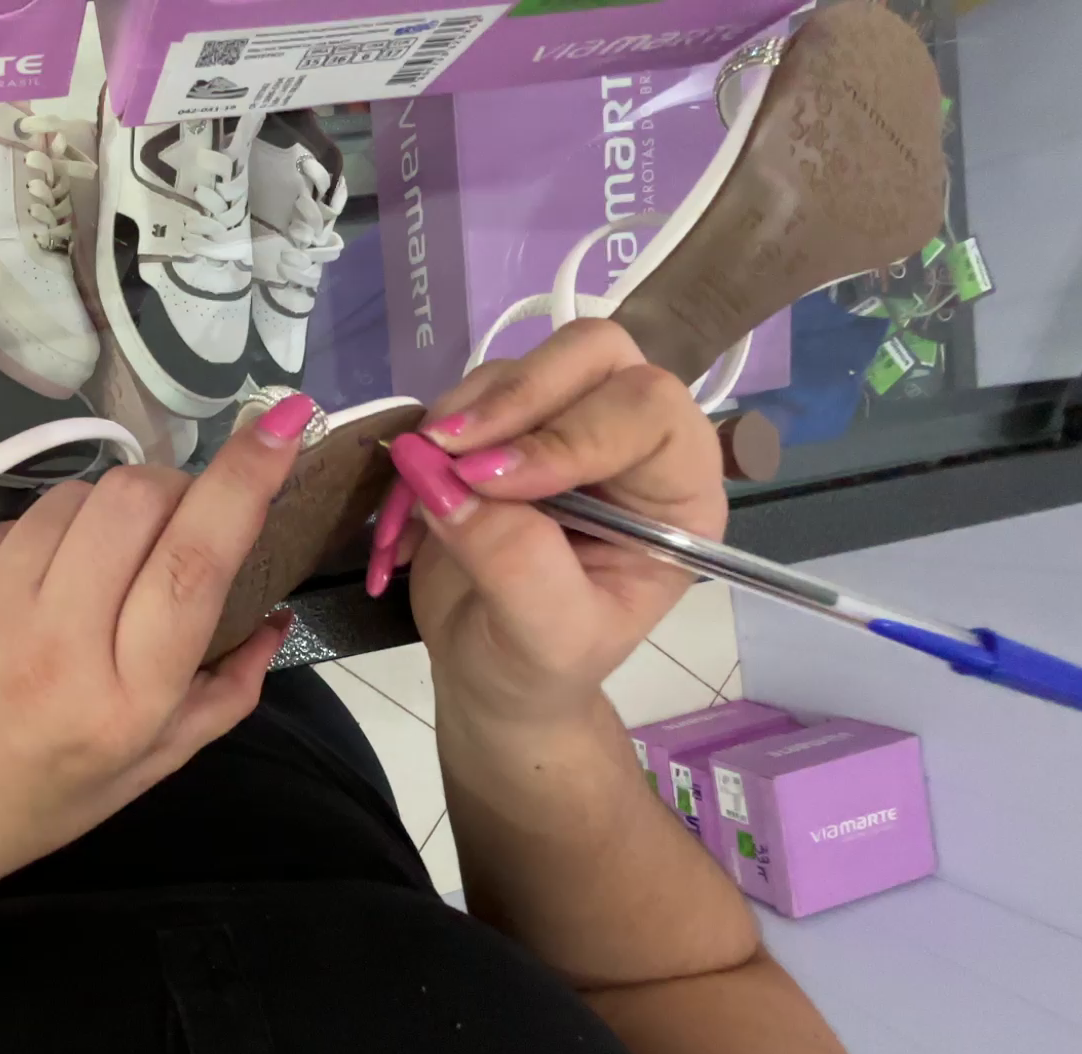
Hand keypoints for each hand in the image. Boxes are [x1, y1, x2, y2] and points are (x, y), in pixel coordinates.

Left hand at [0, 395, 315, 903]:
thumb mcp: (156, 761)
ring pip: (74, 496)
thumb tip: (279, 615)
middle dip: (170, 488)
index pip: (192, 565)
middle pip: (132, 501)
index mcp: (127, 697)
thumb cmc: (54, 791)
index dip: (242, 483)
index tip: (280, 422)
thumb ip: (228, 689)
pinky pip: (15, 517)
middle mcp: (57, 644)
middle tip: (171, 524)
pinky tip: (32, 586)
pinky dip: (44, 534)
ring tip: (91, 569)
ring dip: (105, 514)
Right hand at [373, 320, 727, 725]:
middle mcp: (622, 447)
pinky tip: (410, 498)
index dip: (565, 435)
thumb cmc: (534, 666)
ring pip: (515, 369)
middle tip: (443, 449)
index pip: (645, 412)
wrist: (485, 669)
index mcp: (672, 495)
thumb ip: (510, 559)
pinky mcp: (493, 439)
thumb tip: (439, 478)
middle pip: (590, 355)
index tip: (484, 484)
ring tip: (419, 489)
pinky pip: (459, 401)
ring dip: (456, 419)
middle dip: (512, 397)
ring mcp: (553, 433)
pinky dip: (423, 440)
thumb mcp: (543, 635)